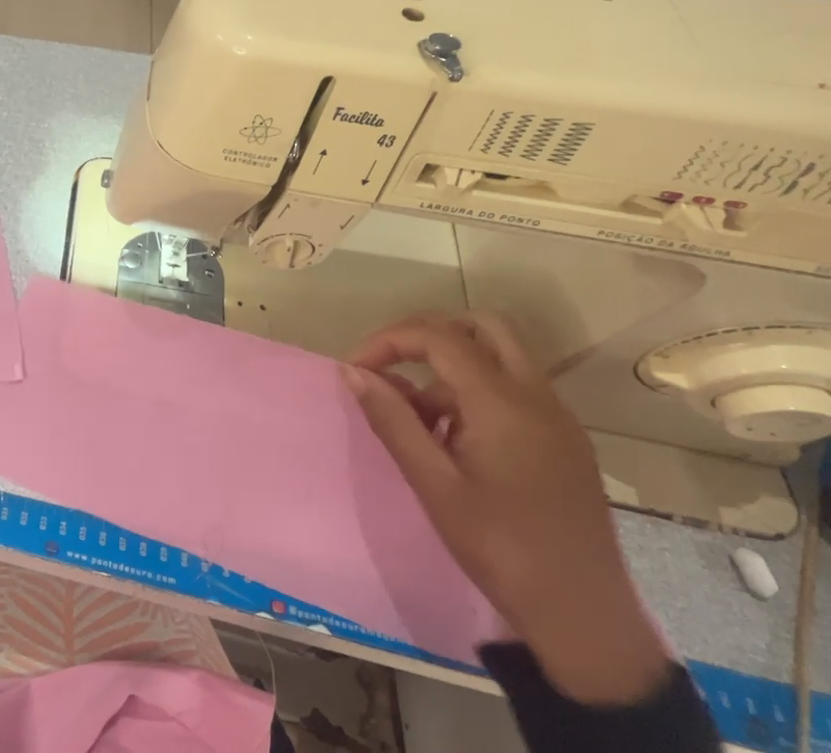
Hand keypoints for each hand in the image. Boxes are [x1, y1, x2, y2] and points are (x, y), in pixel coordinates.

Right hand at [341, 313, 670, 704]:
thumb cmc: (497, 545)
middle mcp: (537, 396)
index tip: (354, 371)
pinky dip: (471, 391)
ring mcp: (556, 417)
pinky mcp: (562, 439)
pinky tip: (447, 438)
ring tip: (410, 415)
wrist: (580, 607)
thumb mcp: (432, 482)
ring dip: (448, 365)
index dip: (389, 340)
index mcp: (504, 403)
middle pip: (482, 326)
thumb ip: (392, 420)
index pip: (440, 337)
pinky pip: (513, 389)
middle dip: (426, 333)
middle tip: (385, 364)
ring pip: (498, 356)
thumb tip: (353, 372)